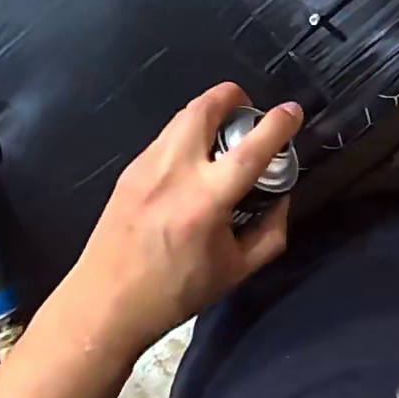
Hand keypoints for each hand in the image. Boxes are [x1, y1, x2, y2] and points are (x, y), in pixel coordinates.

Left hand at [66, 82, 302, 354]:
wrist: (106, 302)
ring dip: (208, 111)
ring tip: (222, 129)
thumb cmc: (175, 292)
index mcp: (205, 201)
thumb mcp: (237, 271)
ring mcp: (146, 166)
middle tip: (246, 106)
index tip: (292, 110)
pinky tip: (192, 159)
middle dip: (230, 95)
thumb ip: (270, 231)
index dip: (277, 125)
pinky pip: (165, 137)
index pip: (251, 150)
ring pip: (182, 117)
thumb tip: (281, 196)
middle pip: (204, 108)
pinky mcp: (129, 169)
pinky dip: (186, 134)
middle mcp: (175, 172)